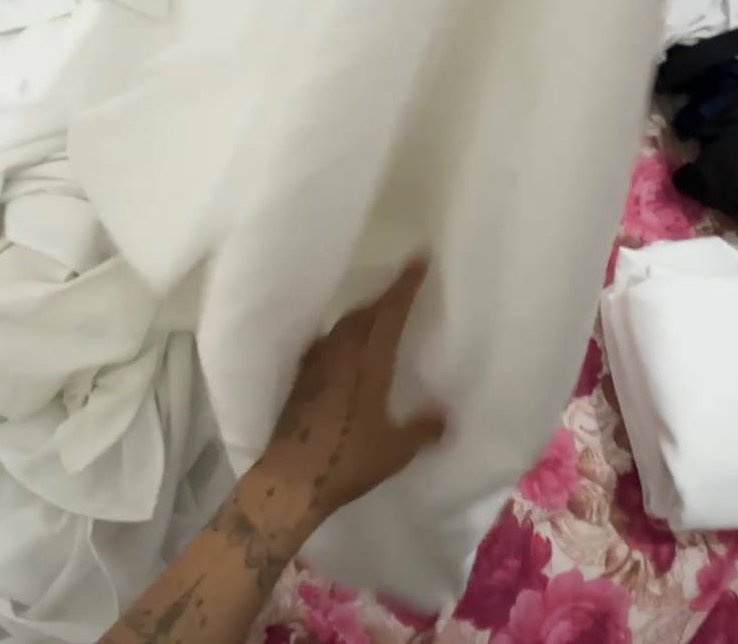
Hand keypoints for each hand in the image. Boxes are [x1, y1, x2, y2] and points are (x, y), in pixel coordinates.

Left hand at [258, 260, 446, 518]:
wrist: (290, 478)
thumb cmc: (348, 460)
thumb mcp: (395, 449)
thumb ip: (423, 429)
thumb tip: (447, 418)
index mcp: (369, 360)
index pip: (390, 311)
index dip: (405, 284)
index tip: (418, 259)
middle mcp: (341, 351)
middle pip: (366, 312)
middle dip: (387, 297)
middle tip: (405, 288)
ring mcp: (317, 362)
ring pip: (345, 325)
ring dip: (364, 315)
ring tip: (381, 316)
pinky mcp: (302, 376)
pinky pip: (327, 342)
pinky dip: (343, 336)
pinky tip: (346, 348)